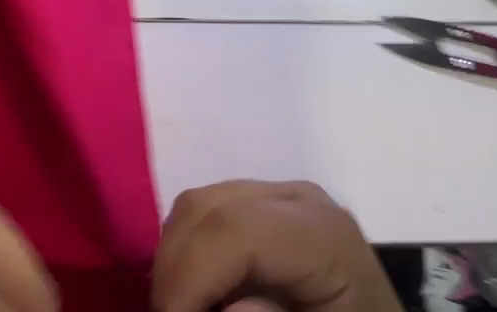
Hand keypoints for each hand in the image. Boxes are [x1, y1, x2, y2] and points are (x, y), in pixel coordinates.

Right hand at [152, 180, 401, 311]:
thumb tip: (228, 305)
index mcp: (322, 236)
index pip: (237, 231)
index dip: (189, 276)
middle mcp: (297, 200)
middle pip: (207, 210)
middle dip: (174, 270)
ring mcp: (278, 197)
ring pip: (197, 205)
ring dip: (176, 259)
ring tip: (181, 305)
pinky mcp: (263, 206)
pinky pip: (206, 212)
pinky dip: (188, 250)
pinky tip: (198, 290)